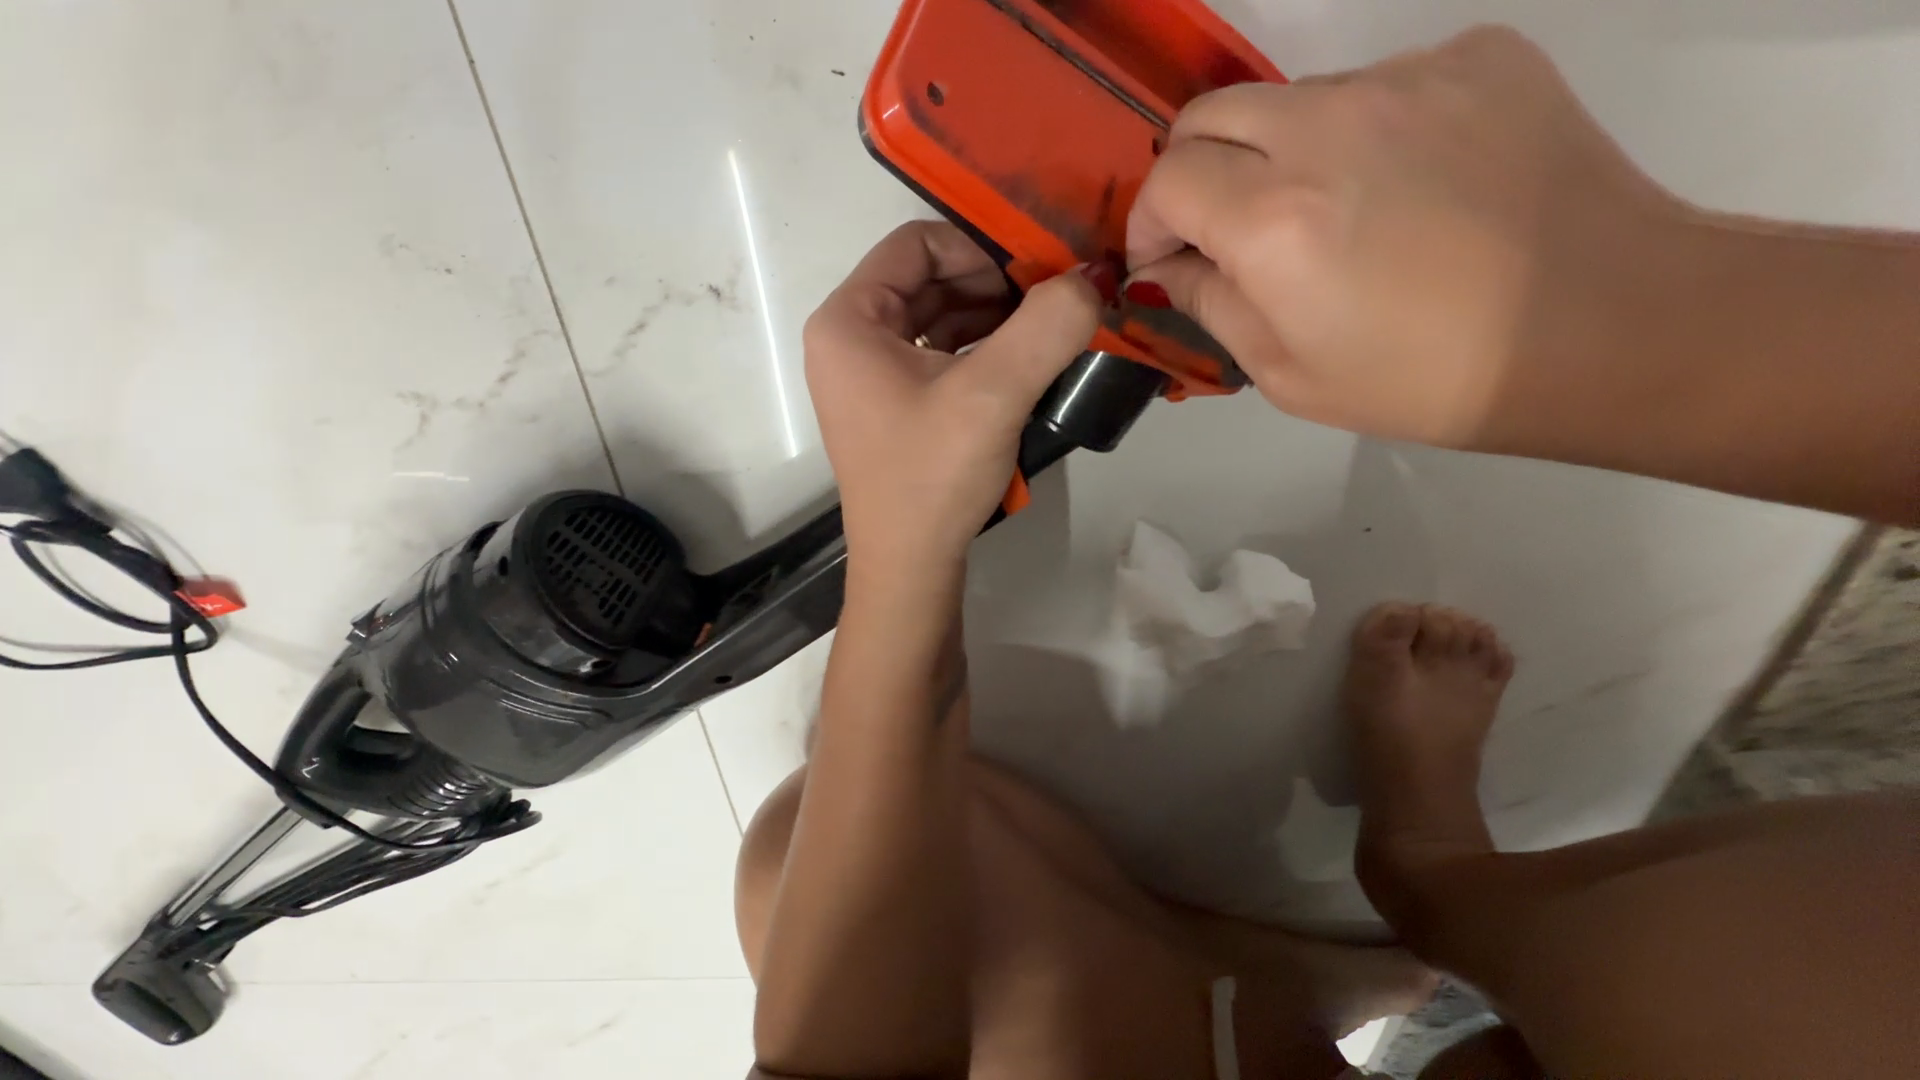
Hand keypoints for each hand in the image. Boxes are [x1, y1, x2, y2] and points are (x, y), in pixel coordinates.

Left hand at [805, 222, 1099, 570]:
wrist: (909, 566)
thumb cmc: (934, 476)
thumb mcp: (994, 394)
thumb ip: (1048, 325)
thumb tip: (1094, 274)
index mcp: (848, 320)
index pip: (917, 243)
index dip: (981, 248)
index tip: (1037, 277)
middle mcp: (847, 338)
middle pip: (927, 278)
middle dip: (993, 285)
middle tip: (1052, 305)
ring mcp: (866, 374)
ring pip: (936, 315)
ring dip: (992, 318)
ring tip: (1045, 336)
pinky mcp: (889, 404)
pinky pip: (936, 353)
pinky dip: (979, 350)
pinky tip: (1021, 366)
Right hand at [1126, 26, 1684, 451]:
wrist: (1606, 328)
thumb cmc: (1429, 378)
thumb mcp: (1289, 373)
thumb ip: (1210, 304)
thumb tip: (1168, 265)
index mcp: (1273, 218)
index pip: (1167, 178)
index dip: (1151, 219)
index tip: (1165, 256)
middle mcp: (1327, 126)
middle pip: (1210, 113)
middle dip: (1195, 169)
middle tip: (1222, 225)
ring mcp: (1407, 79)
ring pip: (1295, 96)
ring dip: (1281, 149)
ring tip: (1333, 209)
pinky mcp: (1477, 55)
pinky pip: (1381, 83)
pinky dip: (1367, 129)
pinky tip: (1408, 182)